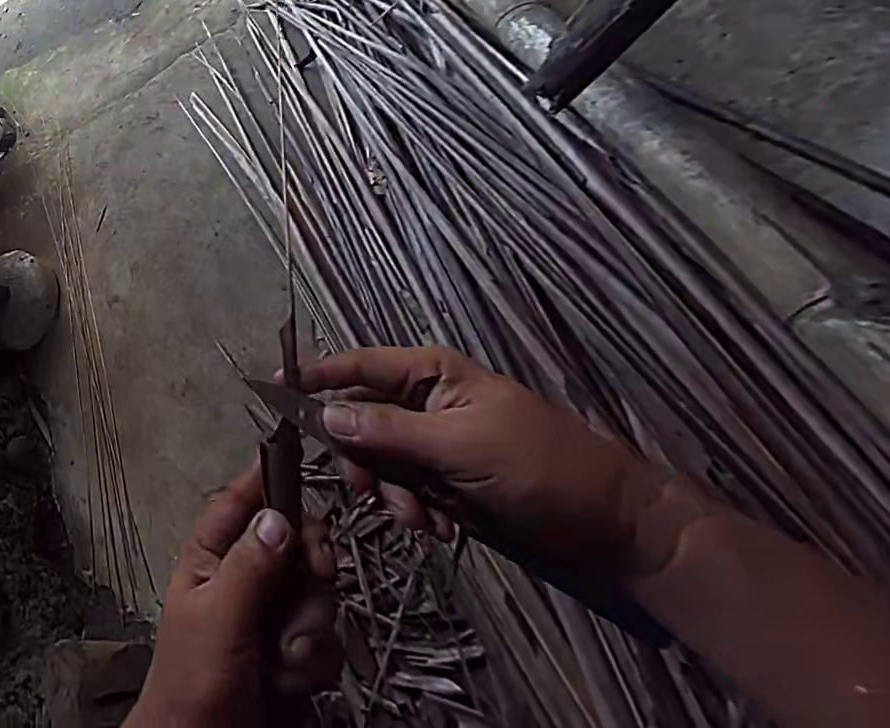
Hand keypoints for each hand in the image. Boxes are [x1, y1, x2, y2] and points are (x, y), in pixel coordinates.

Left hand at [126, 462, 338, 727]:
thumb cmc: (190, 683)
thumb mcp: (218, 617)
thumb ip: (249, 567)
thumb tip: (276, 519)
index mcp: (212, 556)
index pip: (240, 502)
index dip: (265, 478)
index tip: (293, 458)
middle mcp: (246, 576)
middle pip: (296, 541)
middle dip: (309, 569)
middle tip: (311, 579)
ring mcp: (272, 611)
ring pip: (318, 591)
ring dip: (309, 630)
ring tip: (281, 656)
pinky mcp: (296, 645)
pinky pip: (328, 635)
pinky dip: (315, 660)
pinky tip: (288, 676)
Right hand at [300, 347, 698, 580]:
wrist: (614, 525)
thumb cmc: (539, 465)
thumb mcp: (459, 445)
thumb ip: (388, 430)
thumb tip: (325, 414)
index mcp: (428, 373)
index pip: (357, 364)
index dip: (315, 374)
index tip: (275, 386)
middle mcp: (422, 400)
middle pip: (360, 418)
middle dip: (363, 459)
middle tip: (369, 492)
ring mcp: (432, 438)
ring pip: (378, 457)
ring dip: (390, 491)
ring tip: (422, 520)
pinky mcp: (443, 474)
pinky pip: (403, 484)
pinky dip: (412, 506)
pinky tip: (441, 526)